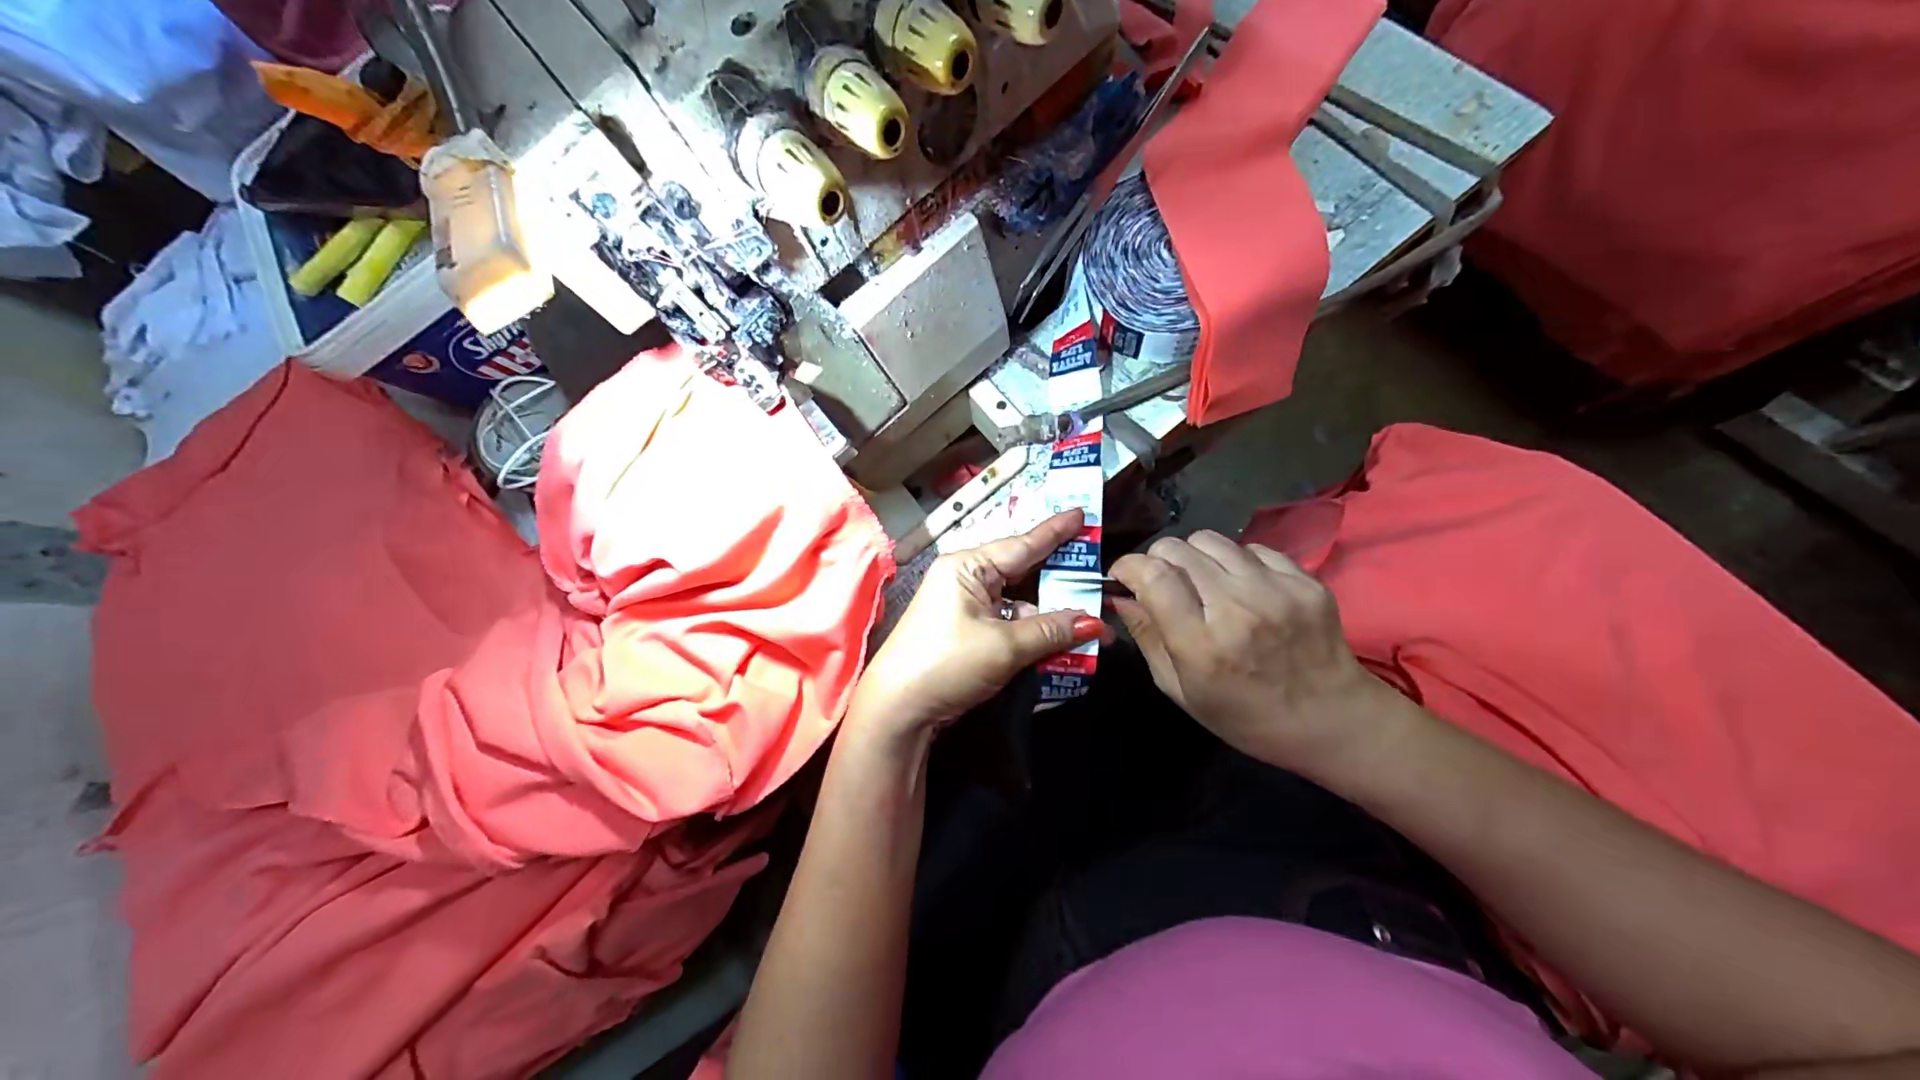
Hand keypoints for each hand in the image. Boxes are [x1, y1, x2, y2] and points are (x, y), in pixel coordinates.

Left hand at [849, 509, 1107, 744]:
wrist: (898, 711)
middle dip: (1061, 582)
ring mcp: (965, 607)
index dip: (1056, 531)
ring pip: (1020, 603)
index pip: (1022, 544)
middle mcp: (966, 580)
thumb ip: (1052, 631)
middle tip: (1098, 578)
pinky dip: (1034, 632)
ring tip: (1091, 622)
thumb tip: (1096, 623)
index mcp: (967, 567)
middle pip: (1023, 574)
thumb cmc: (947, 664)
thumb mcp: (1005, 646)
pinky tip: (1062, 642)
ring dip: (1051, 616)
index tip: (1083, 514)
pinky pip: (1009, 624)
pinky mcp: (968, 634)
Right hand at [1108, 531, 1395, 773]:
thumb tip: (1119, 596)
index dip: (1128, 566)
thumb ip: (1147, 638)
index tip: (1123, 575)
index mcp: (1202, 644)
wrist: (1333, 721)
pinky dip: (1236, 562)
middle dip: (1157, 560)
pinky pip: (1252, 548)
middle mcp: (1237, 608)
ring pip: (1211, 539)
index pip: (1153, 574)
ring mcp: (1276, 590)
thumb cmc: (1247, 717)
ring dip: (1195, 557)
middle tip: (1163, 583)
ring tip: (1203, 582)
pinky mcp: (1304, 580)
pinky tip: (1243, 589)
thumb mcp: (1182, 690)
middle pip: (1177, 549)